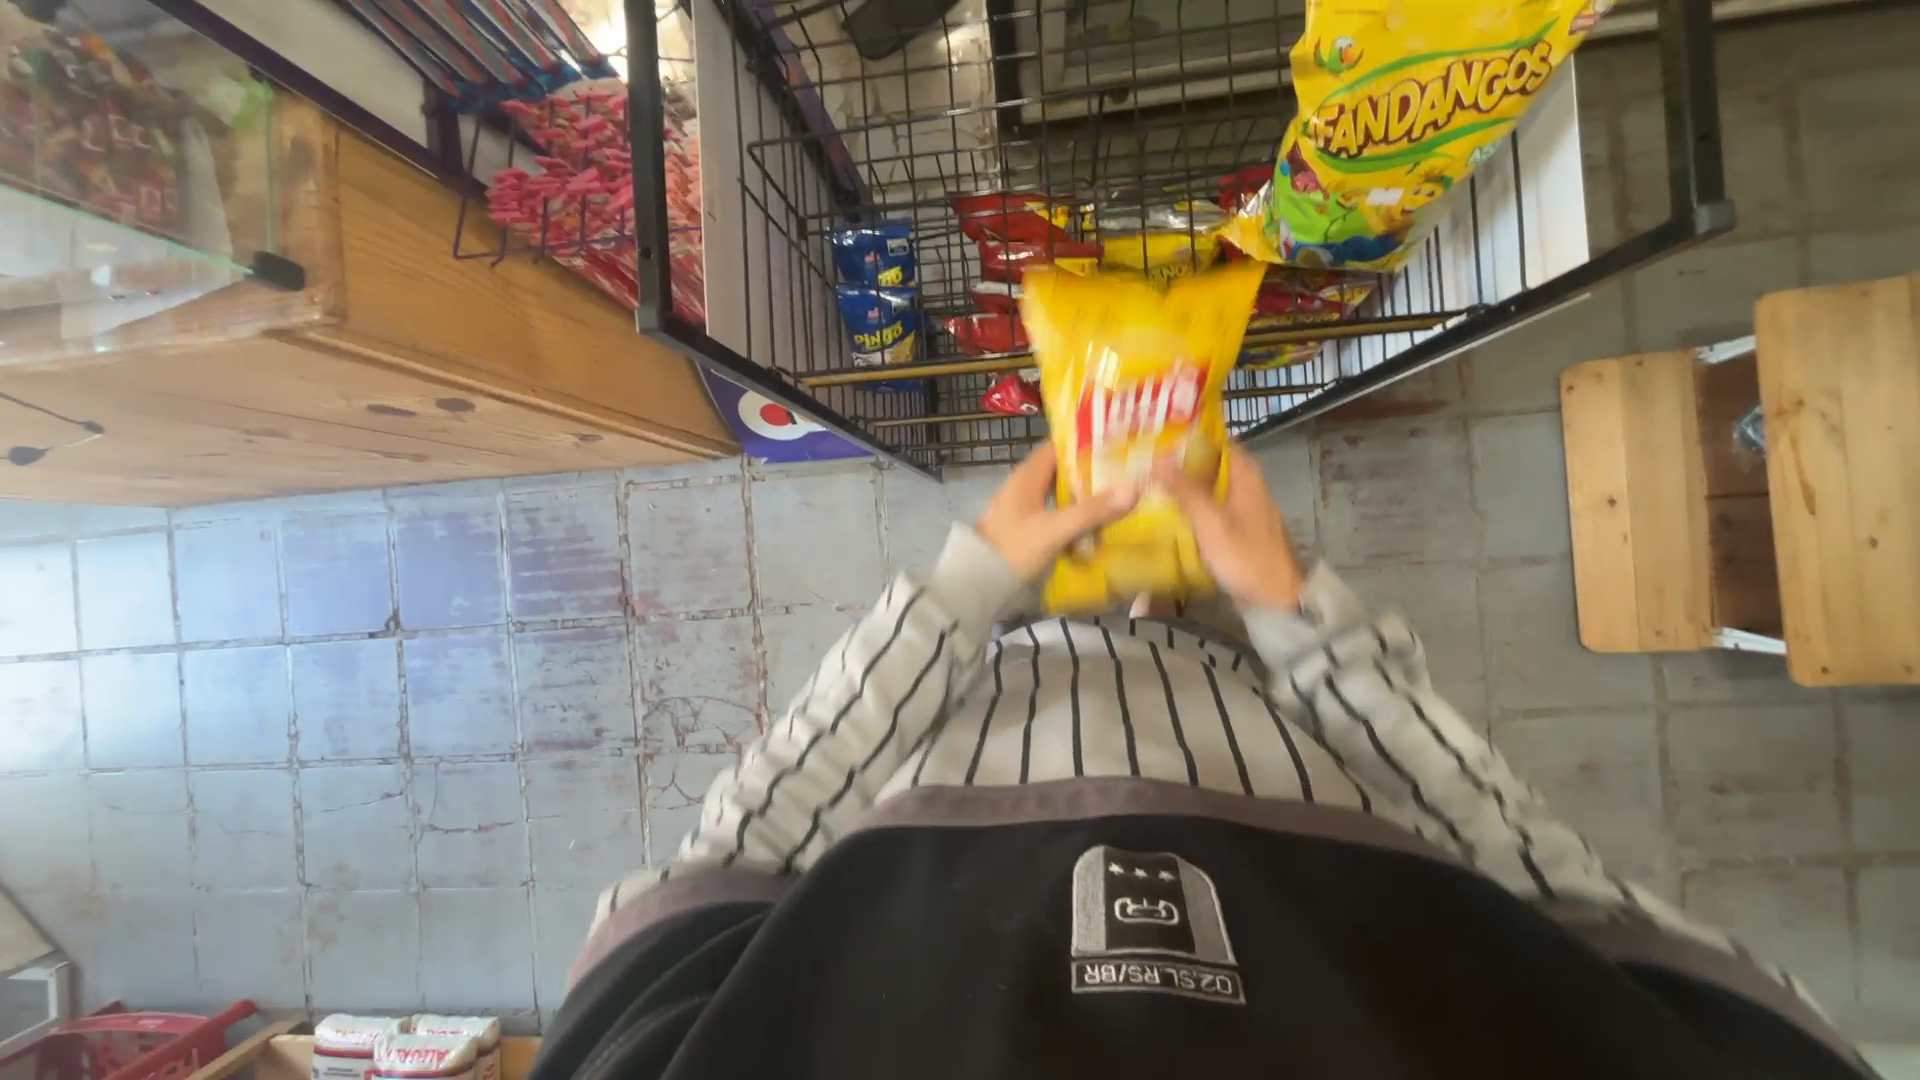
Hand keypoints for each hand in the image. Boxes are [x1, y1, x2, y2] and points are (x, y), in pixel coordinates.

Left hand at [977, 443, 1139, 579]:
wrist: (977, 584)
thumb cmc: (1013, 549)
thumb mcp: (1055, 529)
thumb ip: (1092, 510)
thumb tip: (1133, 489)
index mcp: (1027, 476)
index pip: (1057, 447)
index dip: (1084, 443)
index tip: (1116, 443)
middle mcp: (1024, 487)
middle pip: (1062, 472)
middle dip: (1091, 473)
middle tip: (1127, 473)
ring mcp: (1023, 510)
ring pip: (1059, 496)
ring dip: (1085, 498)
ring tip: (1120, 498)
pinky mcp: (1025, 530)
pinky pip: (1055, 516)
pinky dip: (1074, 518)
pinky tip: (1097, 527)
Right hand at [1154, 444, 1303, 610]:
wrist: (1276, 599)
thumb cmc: (1246, 557)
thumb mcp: (1211, 523)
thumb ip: (1185, 490)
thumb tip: (1157, 457)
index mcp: (1245, 475)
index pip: (1216, 441)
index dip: (1189, 436)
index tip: (1156, 435)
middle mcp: (1245, 485)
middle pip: (1209, 464)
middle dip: (1179, 461)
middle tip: (1142, 460)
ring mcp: (1242, 508)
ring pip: (1207, 487)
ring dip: (1181, 485)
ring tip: (1146, 482)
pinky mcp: (1236, 529)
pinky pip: (1208, 508)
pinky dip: (1189, 506)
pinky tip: (1164, 513)